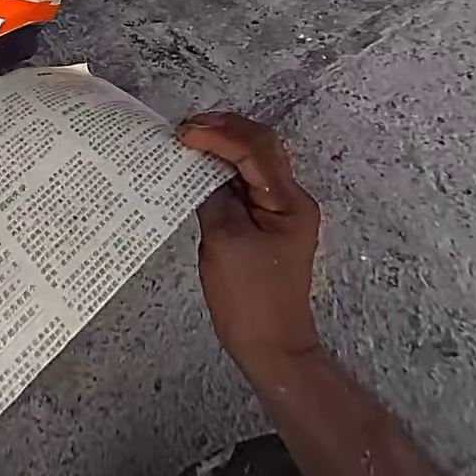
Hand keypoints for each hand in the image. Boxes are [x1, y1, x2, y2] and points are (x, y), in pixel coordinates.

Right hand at [178, 112, 321, 367]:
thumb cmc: (249, 301)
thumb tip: (199, 167)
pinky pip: (248, 178)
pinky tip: (201, 164)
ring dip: (224, 143)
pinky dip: (224, 165)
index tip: (184, 133)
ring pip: (255, 157)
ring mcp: (282, 206)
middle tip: (187, 127)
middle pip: (261, 145)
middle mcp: (291, 197)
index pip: (254, 151)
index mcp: (288, 202)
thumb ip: (212, 198)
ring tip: (191, 136)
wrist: (272, 348)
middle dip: (225, 129)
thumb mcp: (223, 244)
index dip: (218, 135)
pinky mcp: (268, 217)